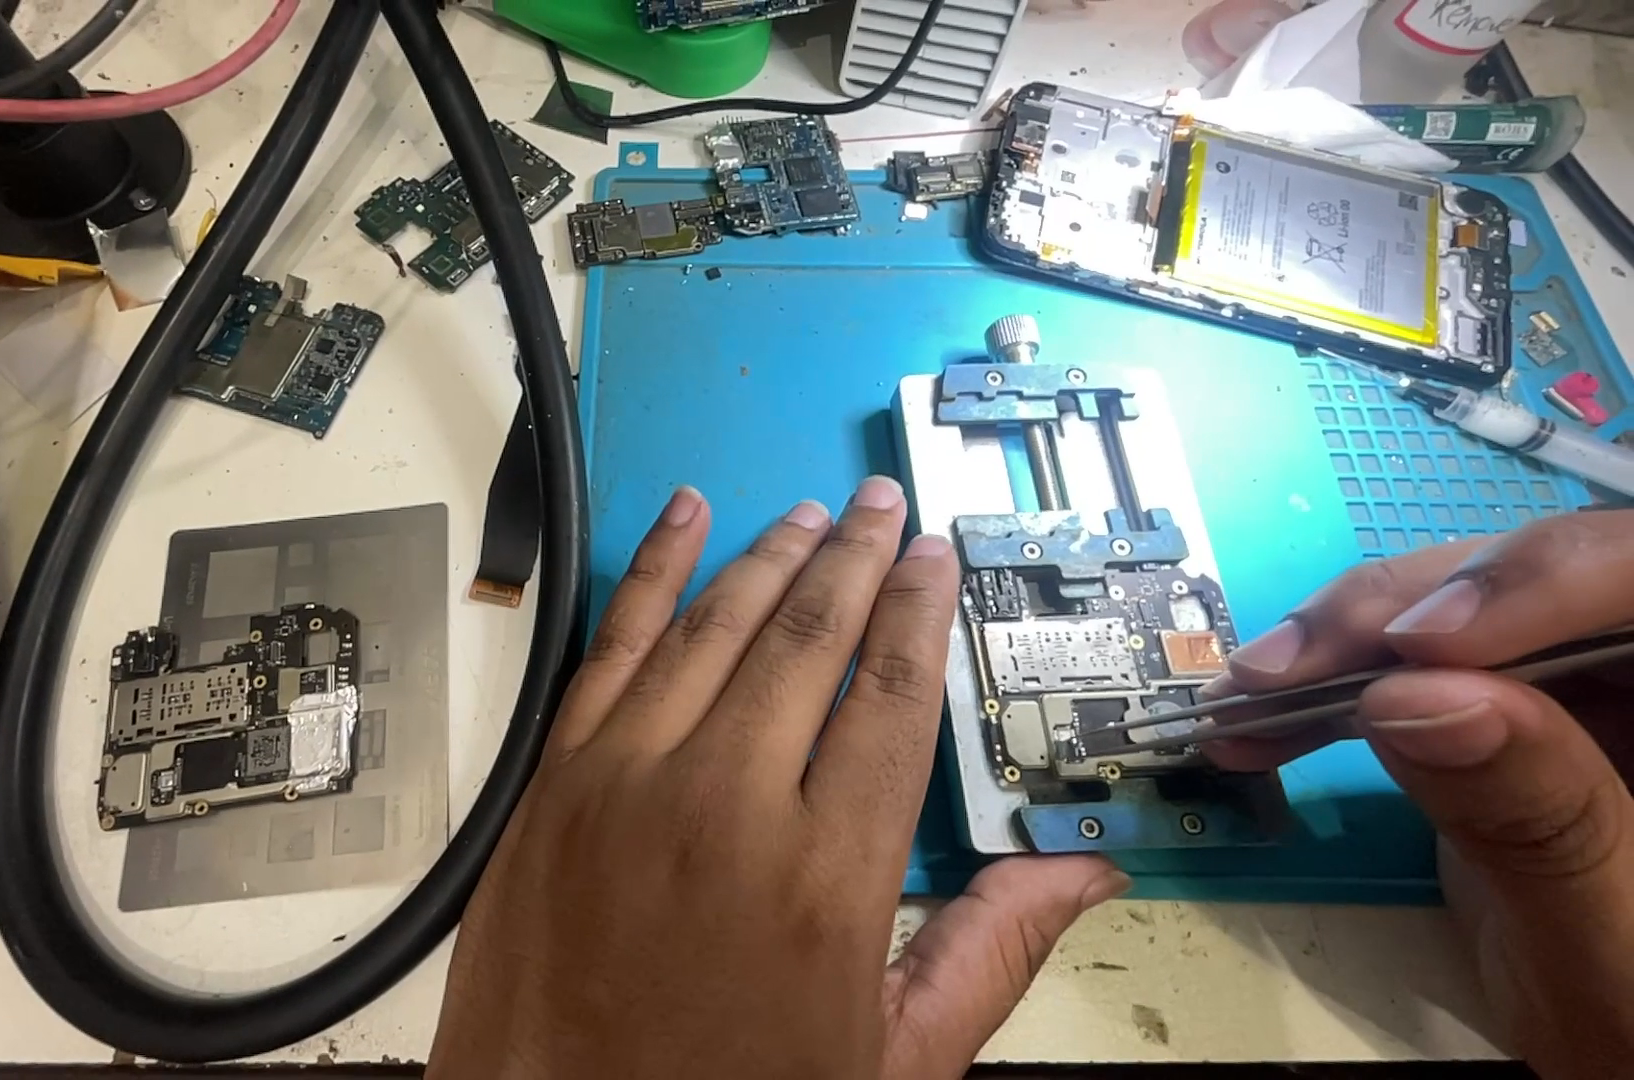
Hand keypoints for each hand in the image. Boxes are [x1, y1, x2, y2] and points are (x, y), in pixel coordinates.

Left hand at [427, 479, 1128, 1079]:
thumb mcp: (888, 1058)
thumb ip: (988, 952)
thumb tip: (1084, 868)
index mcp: (825, 873)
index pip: (891, 698)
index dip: (918, 614)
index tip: (933, 558)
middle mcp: (728, 797)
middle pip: (809, 639)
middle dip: (855, 559)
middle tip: (882, 505)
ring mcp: (632, 769)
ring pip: (717, 624)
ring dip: (771, 555)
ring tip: (812, 512)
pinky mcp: (562, 767)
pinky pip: (616, 641)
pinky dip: (655, 567)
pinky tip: (686, 513)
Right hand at [1204, 509, 1633, 1079]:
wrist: (1632, 1060)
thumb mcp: (1615, 946)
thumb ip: (1541, 818)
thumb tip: (1411, 695)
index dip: (1538, 582)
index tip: (1414, 642)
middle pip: (1518, 583)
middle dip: (1382, 616)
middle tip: (1277, 671)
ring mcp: (1570, 690)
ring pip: (1435, 615)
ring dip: (1324, 652)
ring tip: (1241, 697)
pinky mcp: (1491, 715)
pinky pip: (1390, 672)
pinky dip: (1312, 694)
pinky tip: (1253, 725)